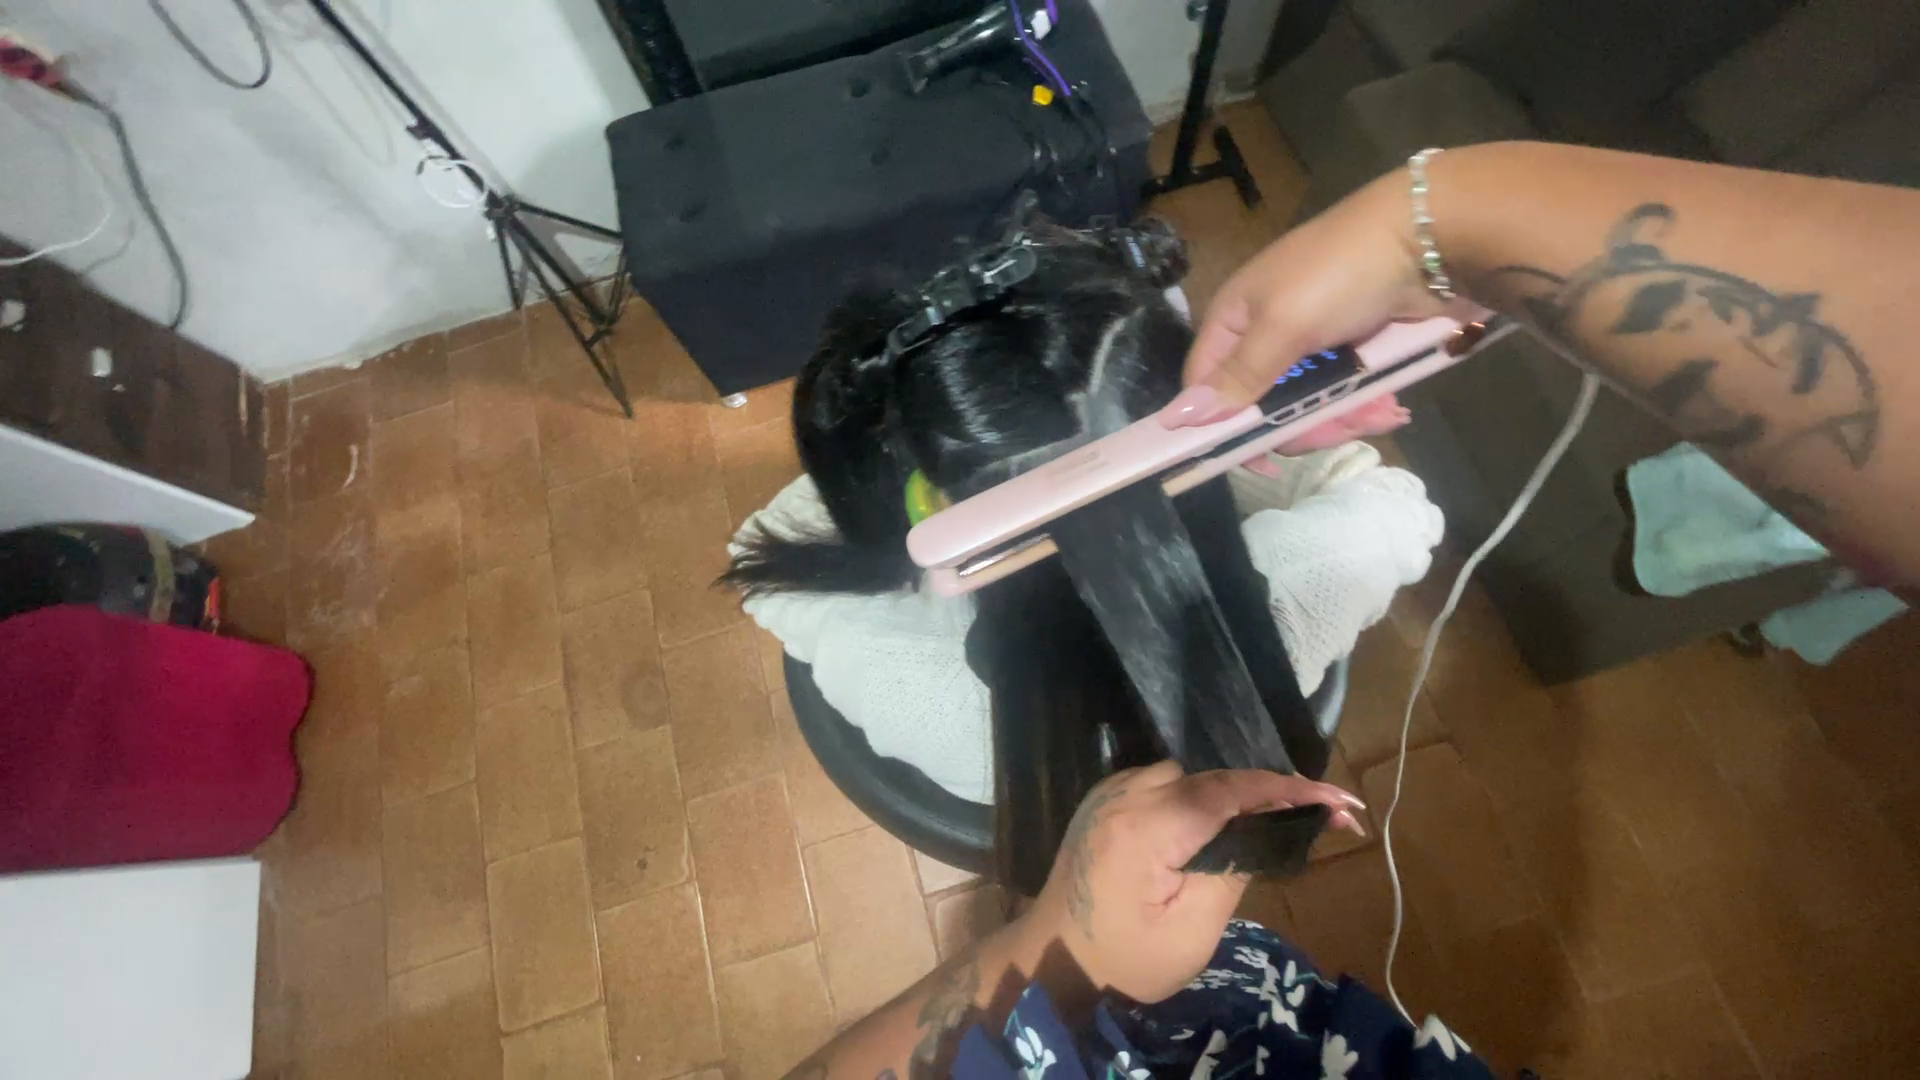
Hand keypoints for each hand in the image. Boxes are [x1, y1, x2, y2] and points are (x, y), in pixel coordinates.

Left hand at [1014, 761, 1364, 1002]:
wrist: (1054, 955)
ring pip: (1186, 777)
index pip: (1224, 791)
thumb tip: (1264, 829)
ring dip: (1229, 794)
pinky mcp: (1104, 798)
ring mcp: (1109, 792)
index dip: (1283, 788)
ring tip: (1275, 819)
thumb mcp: (1191, 934)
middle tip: (1319, 812)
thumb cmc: (1125, 960)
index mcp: (1144, 828)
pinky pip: (1162, 784)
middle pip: (1207, 779)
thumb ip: (1230, 873)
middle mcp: (1124, 794)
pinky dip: (1196, 797)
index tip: (1337, 798)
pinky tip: (1221, 823)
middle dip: (1265, 791)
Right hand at [1161, 173, 1447, 427]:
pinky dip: (1362, 407)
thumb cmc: (1341, 274)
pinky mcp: (1348, 350)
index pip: (1205, 384)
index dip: (1218, 424)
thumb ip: (1235, 378)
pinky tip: (1389, 409)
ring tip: (1381, 416)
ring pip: (1303, 406)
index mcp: (1233, 320)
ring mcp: (1308, 344)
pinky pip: (1340, 395)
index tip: (1252, 457)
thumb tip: (1176, 418)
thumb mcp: (1282, 326)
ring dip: (1337, 419)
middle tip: (1334, 432)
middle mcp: (1263, 335)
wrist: (1434, 235)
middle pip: (1258, 405)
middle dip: (1296, 424)